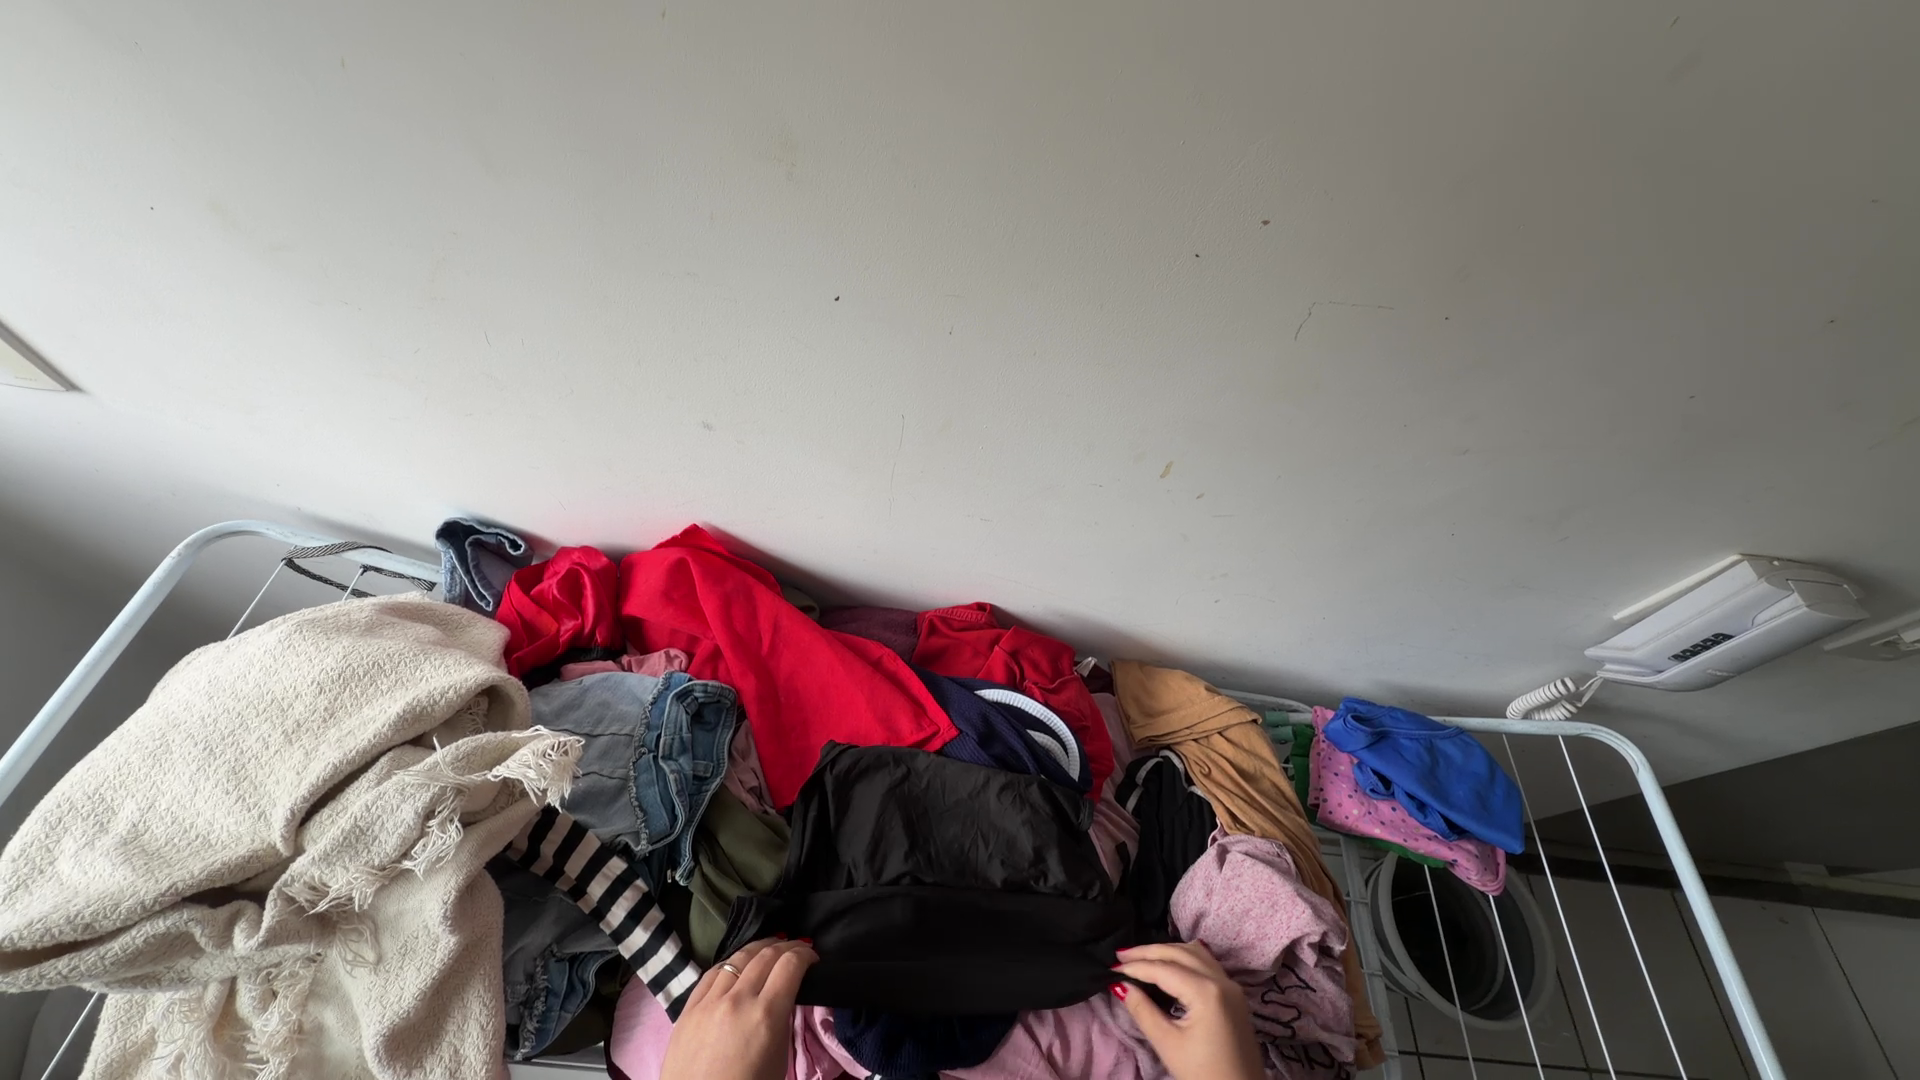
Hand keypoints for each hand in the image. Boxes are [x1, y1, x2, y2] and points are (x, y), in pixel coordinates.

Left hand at [661, 937, 818, 1079]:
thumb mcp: (778, 1060)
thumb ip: (783, 1021)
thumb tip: (786, 994)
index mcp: (765, 1016)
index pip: (790, 965)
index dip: (806, 954)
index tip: (813, 958)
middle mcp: (738, 1000)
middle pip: (767, 954)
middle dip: (788, 947)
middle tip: (798, 950)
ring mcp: (709, 1002)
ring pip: (739, 957)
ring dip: (760, 948)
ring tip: (771, 949)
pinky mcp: (688, 1009)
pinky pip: (713, 972)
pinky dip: (732, 963)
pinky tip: (739, 964)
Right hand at [1111, 942, 1263, 1079]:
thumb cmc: (1204, 1075)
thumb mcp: (1168, 1044)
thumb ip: (1142, 1010)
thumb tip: (1120, 985)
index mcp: (1206, 992)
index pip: (1163, 969)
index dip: (1135, 966)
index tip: (1112, 967)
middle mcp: (1221, 980)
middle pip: (1178, 953)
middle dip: (1147, 952)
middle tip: (1121, 955)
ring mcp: (1231, 985)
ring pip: (1194, 953)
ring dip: (1167, 951)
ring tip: (1142, 956)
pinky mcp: (1235, 994)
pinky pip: (1207, 962)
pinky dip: (1185, 956)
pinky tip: (1173, 960)